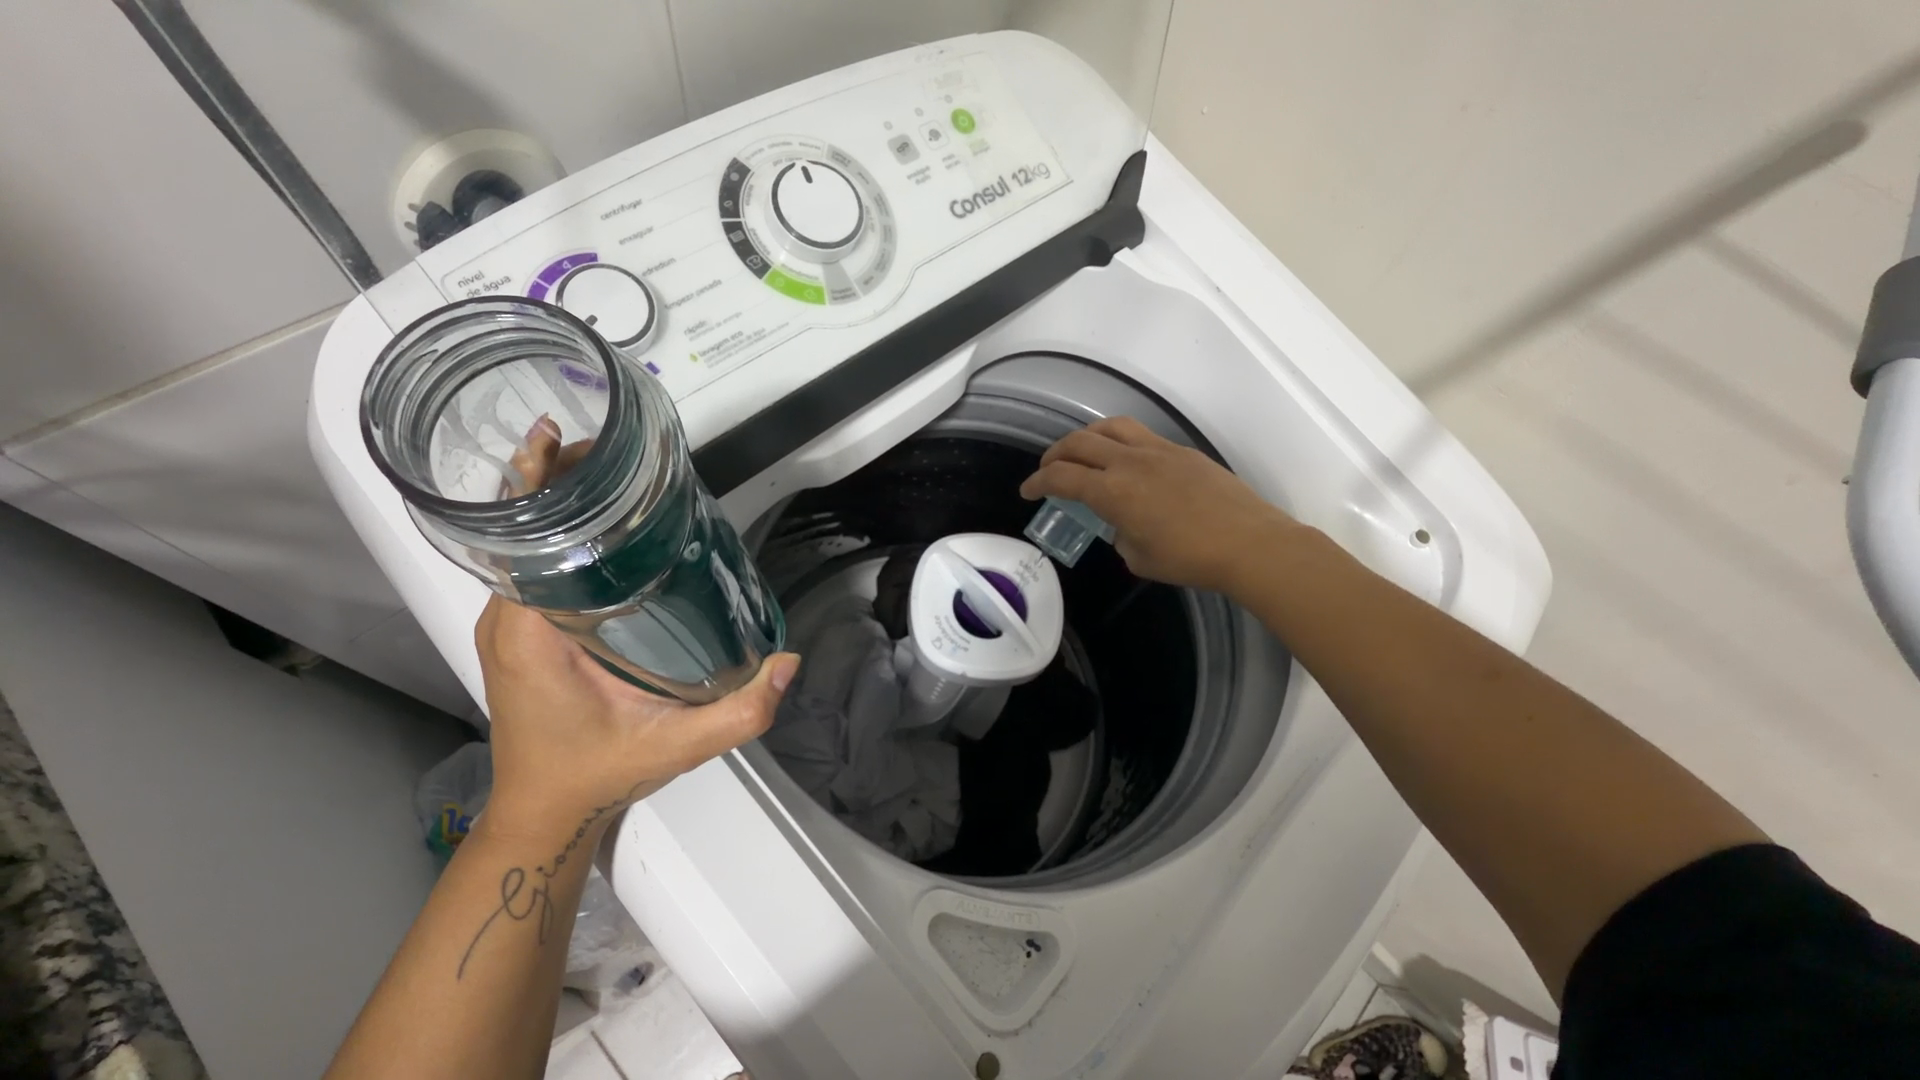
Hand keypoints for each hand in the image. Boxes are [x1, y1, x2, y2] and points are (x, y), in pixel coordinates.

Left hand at [480, 414, 797, 838]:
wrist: (545, 812)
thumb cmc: (594, 776)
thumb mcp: (673, 747)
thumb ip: (738, 713)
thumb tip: (789, 663)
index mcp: (527, 631)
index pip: (520, 538)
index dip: (541, 485)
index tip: (577, 446)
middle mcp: (505, 618)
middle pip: (519, 529)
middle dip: (556, 480)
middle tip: (609, 445)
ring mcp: (506, 624)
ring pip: (521, 545)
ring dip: (555, 504)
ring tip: (603, 465)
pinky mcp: (518, 632)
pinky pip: (528, 566)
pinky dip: (555, 535)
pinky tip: (597, 521)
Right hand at [1019, 416, 1303, 593]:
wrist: (1248, 542)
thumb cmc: (1189, 558)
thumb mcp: (1140, 558)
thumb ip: (1120, 535)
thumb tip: (1122, 525)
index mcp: (1112, 490)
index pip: (1062, 477)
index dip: (1038, 482)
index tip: (1027, 491)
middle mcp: (1129, 461)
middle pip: (1080, 443)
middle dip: (1056, 455)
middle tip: (1048, 470)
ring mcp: (1158, 450)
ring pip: (1111, 427)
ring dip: (1087, 436)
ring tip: (1082, 451)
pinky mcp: (1182, 451)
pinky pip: (1140, 436)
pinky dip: (1120, 442)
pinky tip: (1126, 461)